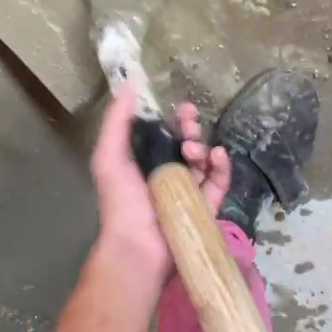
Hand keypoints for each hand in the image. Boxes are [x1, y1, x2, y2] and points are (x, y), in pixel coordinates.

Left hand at [87, 84, 230, 293]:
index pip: (163, 134)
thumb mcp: (109, 156)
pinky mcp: (206, 207)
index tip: (181, 108)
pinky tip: (219, 155)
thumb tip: (129, 85)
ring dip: (203, 148)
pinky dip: (222, 167)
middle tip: (188, 126)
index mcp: (143, 163)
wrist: (137, 246)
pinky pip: (219, 183)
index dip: (173, 119)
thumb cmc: (120, 202)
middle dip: (190, 130)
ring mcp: (188, 192)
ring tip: (192, 151)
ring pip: (205, 161)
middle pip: (187, 144)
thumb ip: (117, 121)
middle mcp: (166, 175)